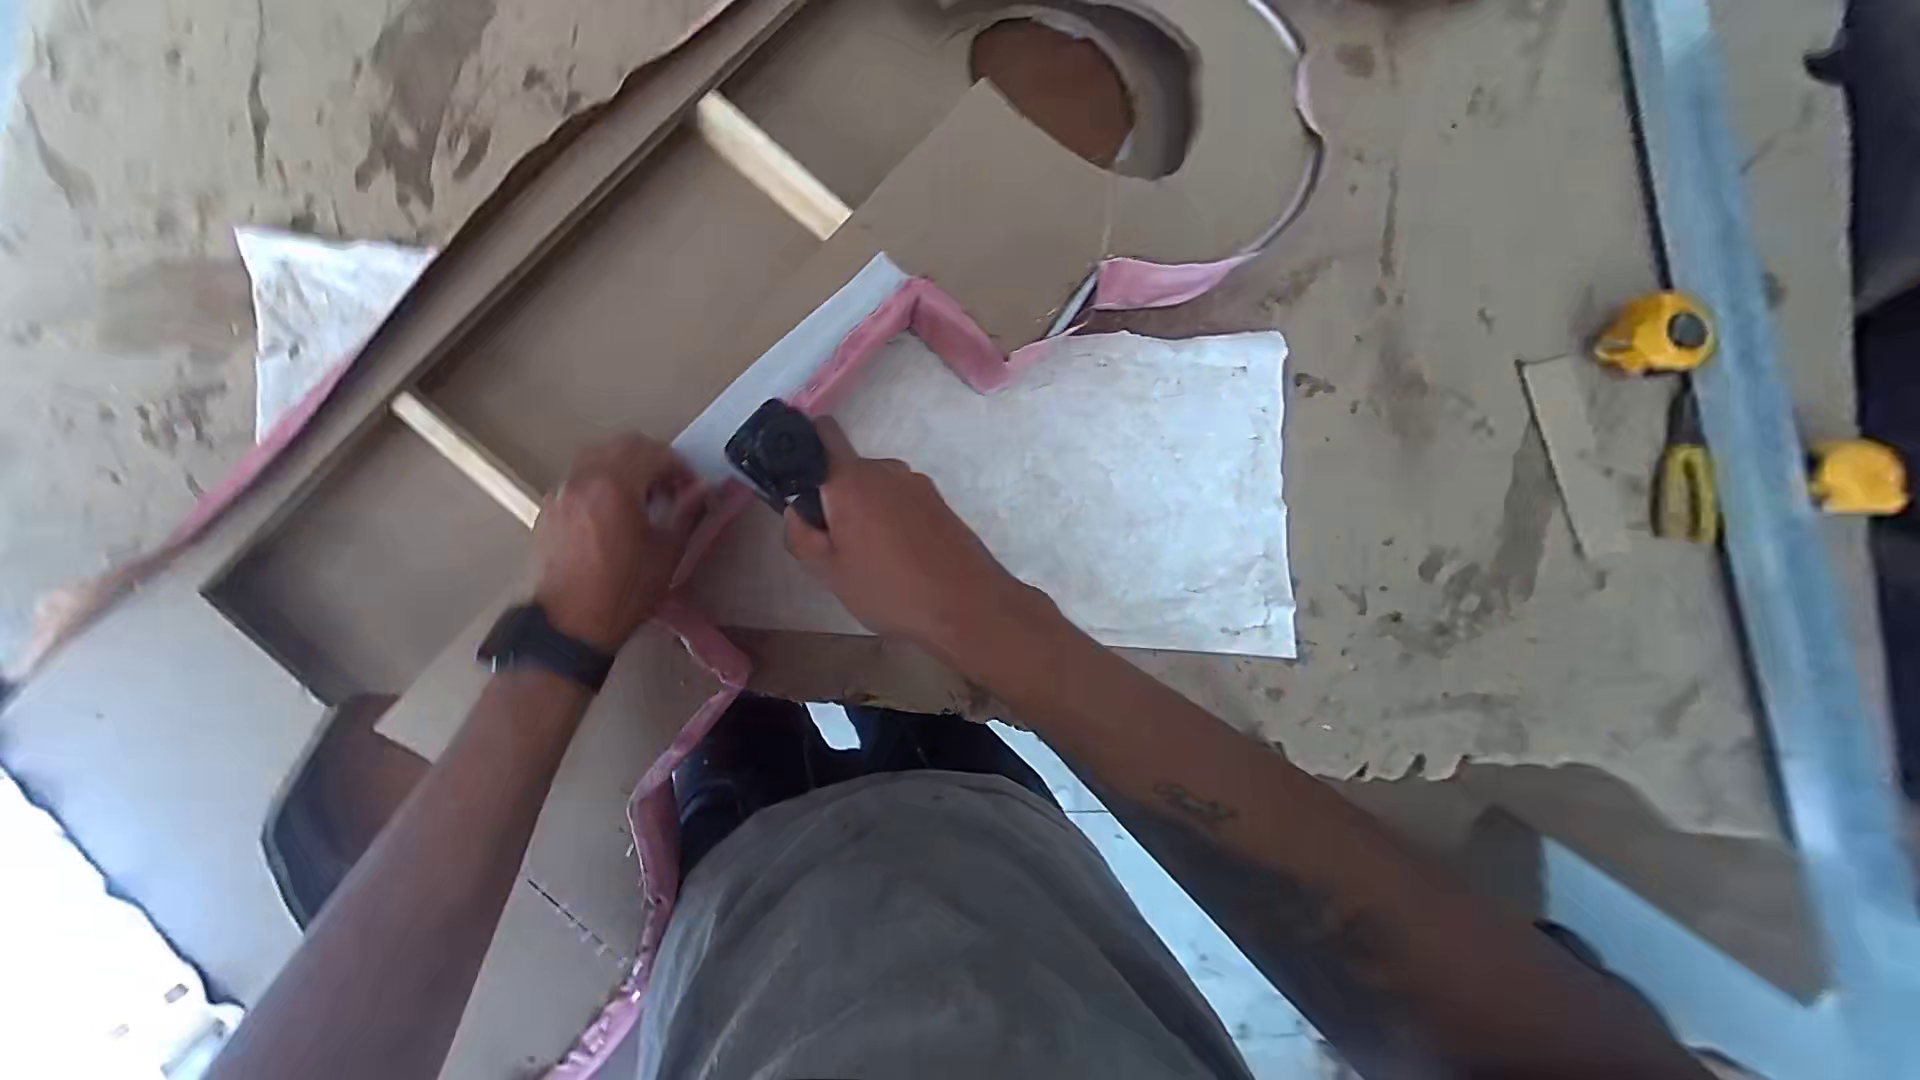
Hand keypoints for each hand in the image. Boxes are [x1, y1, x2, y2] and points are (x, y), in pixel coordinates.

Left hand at [534, 434, 706, 650]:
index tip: (692, 487)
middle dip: (654, 459)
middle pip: (624, 445)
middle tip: (672, 487)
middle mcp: (582, 480)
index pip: (655, 453)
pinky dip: (603, 482)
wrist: (571, 626)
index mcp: (614, 486)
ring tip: (644, 498)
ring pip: (598, 457)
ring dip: (627, 467)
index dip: (681, 467)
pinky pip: (580, 478)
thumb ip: (687, 512)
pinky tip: (616, 512)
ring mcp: (561, 493)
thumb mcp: (668, 551)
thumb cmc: (623, 592)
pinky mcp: (549, 509)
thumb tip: (703, 490)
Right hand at [782, 418, 1043, 656]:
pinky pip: (902, 502)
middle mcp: (887, 470)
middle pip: (848, 471)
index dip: (803, 446)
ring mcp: (919, 485)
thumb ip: (800, 535)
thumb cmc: (890, 591)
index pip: (822, 433)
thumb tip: (797, 511)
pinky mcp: (941, 503)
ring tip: (874, 561)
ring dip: (867, 512)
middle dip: (836, 499)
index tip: (798, 483)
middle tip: (837, 546)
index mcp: (852, 480)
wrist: (968, 606)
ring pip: (877, 489)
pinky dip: (894, 521)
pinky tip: (902, 560)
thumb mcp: (829, 573)